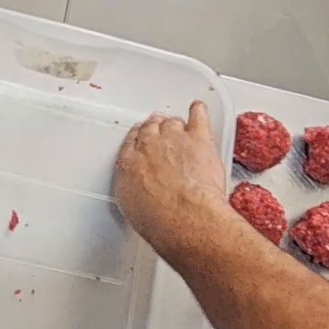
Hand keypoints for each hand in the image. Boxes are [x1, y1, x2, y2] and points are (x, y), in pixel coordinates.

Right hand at [114, 100, 233, 258]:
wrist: (183, 216)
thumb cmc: (159, 219)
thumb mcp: (133, 209)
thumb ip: (134, 191)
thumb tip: (140, 195)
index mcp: (129, 164)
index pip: (130, 144)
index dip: (137, 140)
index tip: (140, 140)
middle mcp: (149, 146)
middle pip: (151, 129)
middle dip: (154, 129)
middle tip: (159, 131)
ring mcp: (174, 139)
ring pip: (172, 123)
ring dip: (175, 124)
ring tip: (179, 124)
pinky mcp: (199, 139)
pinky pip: (198, 117)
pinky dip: (198, 111)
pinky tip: (199, 109)